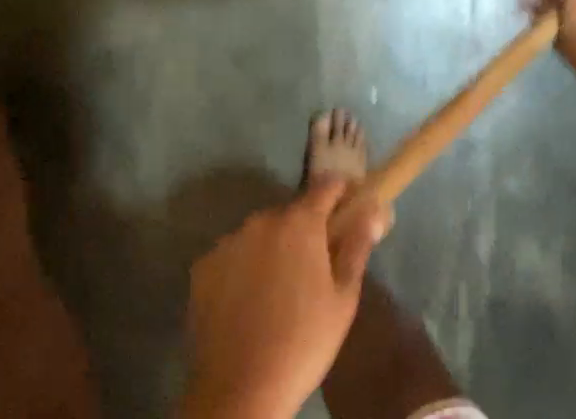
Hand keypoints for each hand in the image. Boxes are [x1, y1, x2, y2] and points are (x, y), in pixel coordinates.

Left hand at [180, 179, 390, 418]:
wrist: (239, 389)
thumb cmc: (303, 342)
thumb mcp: (343, 297)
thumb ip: (357, 246)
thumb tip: (373, 210)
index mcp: (300, 223)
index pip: (327, 185)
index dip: (343, 192)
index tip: (352, 209)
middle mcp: (261, 222)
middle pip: (291, 212)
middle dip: (307, 229)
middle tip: (316, 265)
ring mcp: (227, 243)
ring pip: (260, 234)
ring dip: (273, 247)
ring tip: (280, 289)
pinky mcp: (202, 268)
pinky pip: (233, 255)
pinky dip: (244, 267)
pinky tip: (249, 301)